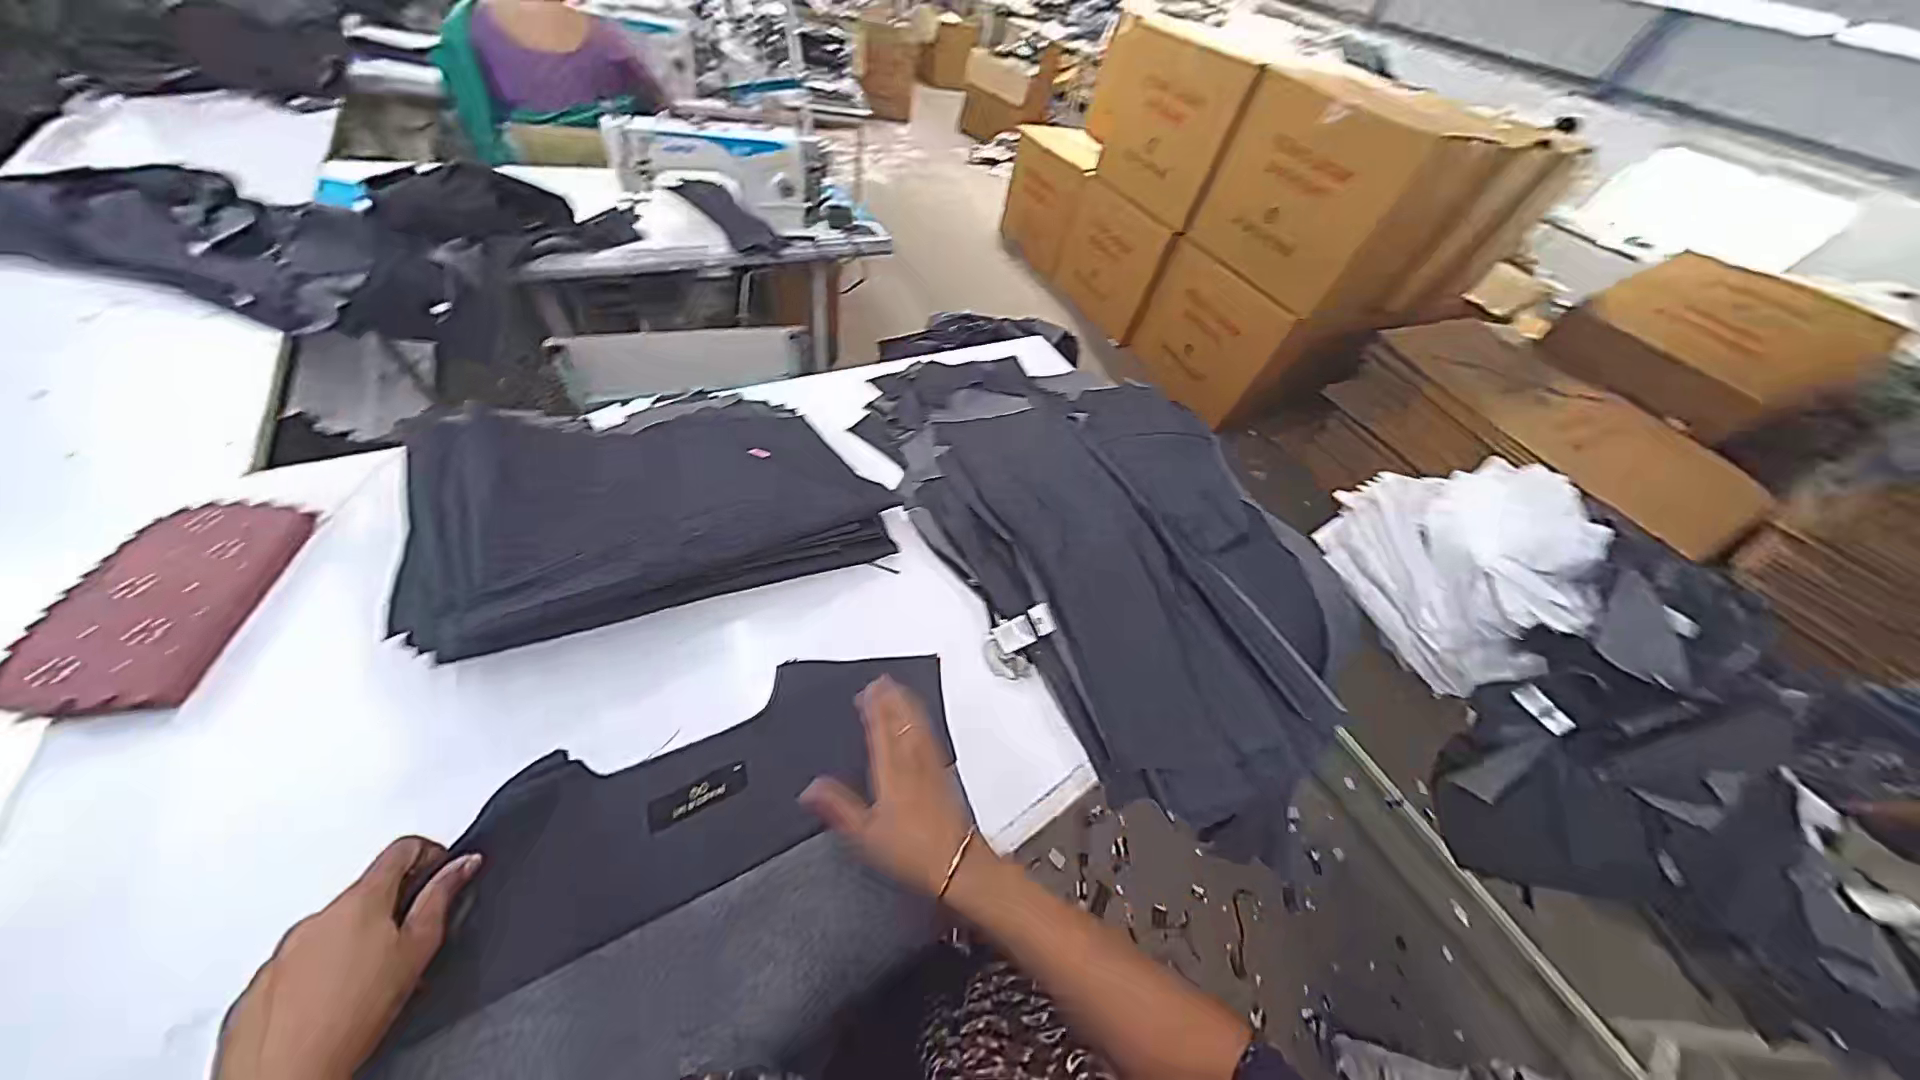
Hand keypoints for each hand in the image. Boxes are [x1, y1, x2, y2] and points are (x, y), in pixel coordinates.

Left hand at [214, 837, 482, 1079]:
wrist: (281, 1076)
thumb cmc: (351, 1016)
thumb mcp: (418, 948)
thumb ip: (441, 897)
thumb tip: (462, 864)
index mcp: (359, 901)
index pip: (401, 849)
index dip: (430, 853)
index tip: (441, 871)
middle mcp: (316, 919)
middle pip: (366, 891)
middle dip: (393, 906)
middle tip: (410, 939)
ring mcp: (281, 953)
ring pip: (332, 928)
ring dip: (356, 940)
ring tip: (372, 979)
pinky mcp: (258, 986)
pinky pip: (299, 963)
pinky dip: (322, 971)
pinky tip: (335, 1000)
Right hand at [800, 676, 978, 897]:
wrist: (956, 863)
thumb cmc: (913, 851)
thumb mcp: (864, 835)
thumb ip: (837, 808)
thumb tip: (811, 790)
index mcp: (892, 772)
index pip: (881, 729)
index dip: (874, 706)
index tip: (868, 690)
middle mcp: (914, 762)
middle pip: (902, 720)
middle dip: (892, 698)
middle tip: (883, 682)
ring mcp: (933, 766)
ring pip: (919, 725)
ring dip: (907, 705)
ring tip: (899, 691)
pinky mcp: (945, 774)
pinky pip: (931, 736)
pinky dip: (921, 721)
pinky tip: (919, 721)